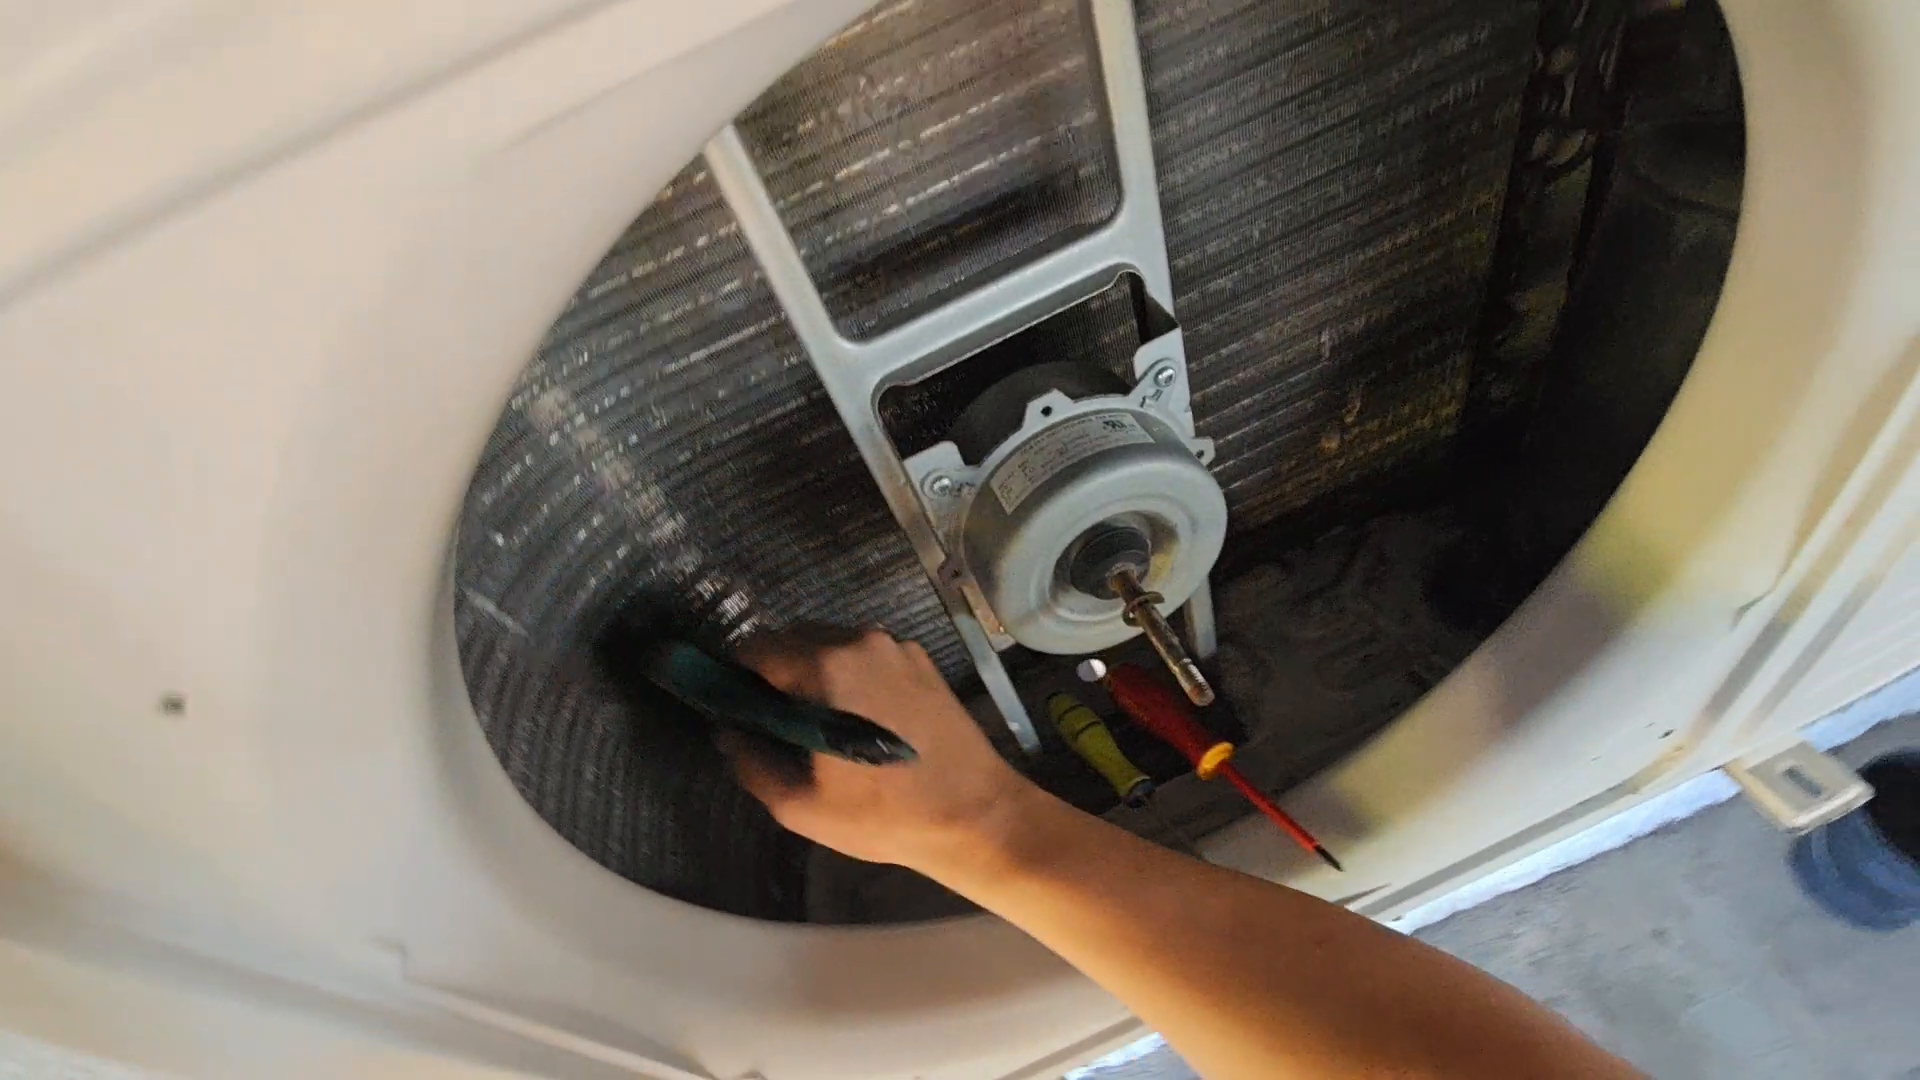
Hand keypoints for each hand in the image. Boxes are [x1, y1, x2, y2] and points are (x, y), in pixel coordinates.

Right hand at [723, 629, 1042, 873]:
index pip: (758, 647)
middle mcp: (860, 642)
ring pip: (831, 641)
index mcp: (827, 668)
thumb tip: (730, 731)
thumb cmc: (884, 814)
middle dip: (773, 668)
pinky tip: (860, 712)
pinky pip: (866, 652)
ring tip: (819, 717)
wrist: (974, 812)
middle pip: (794, 637)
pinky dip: (850, 670)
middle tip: (774, 716)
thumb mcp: (801, 805)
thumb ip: (752, 762)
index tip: (735, 701)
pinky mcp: (920, 657)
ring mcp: (895, 645)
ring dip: (812, 668)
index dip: (736, 672)